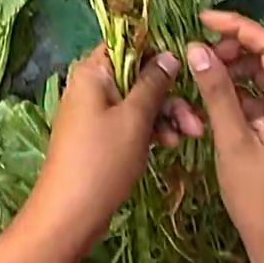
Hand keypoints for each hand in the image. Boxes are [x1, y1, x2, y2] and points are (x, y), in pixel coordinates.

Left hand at [23, 45, 186, 253]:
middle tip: (195, 116)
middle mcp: (92, 86)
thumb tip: (169, 55)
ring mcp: (95, 112)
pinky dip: (151, 129)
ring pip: (138, 100)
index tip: (185, 67)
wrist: (68, 219)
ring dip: (165, 114)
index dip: (157, 52)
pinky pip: (131, 121)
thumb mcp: (135, 119)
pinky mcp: (100, 136)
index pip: (127, 43)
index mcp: (93, 72)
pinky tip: (170, 144)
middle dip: (169, 94)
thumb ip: (153, 83)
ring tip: (191, 136)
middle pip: (137, 75)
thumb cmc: (101, 161)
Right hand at [187, 11, 263, 262]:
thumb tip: (196, 48)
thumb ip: (216, 92)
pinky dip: (246, 90)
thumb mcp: (232, 143)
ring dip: (242, 66)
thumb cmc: (260, 203)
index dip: (238, 26)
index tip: (203, 20)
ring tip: (208, 74)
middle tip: (206, 51)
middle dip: (241, 44)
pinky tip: (220, 101)